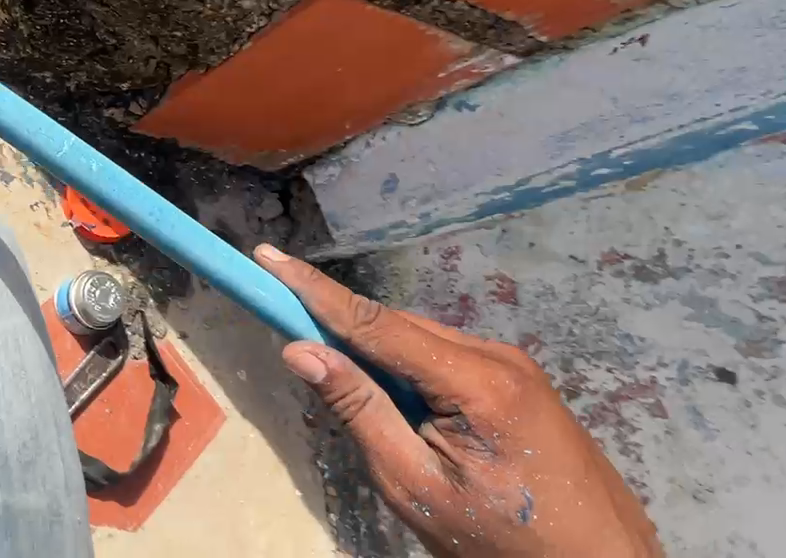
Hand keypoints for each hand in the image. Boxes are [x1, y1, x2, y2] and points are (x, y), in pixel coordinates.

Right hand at [253, 245, 661, 557]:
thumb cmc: (507, 549)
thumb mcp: (416, 488)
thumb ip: (358, 410)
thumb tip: (300, 349)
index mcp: (477, 382)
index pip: (373, 321)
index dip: (312, 288)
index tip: (265, 255)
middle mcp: (498, 357)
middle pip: (394, 325)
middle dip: (341, 328)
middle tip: (293, 338)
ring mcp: (515, 368)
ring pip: (416, 339)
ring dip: (375, 352)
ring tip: (364, 401)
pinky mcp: (520, 383)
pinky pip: (440, 356)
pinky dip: (405, 368)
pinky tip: (406, 409)